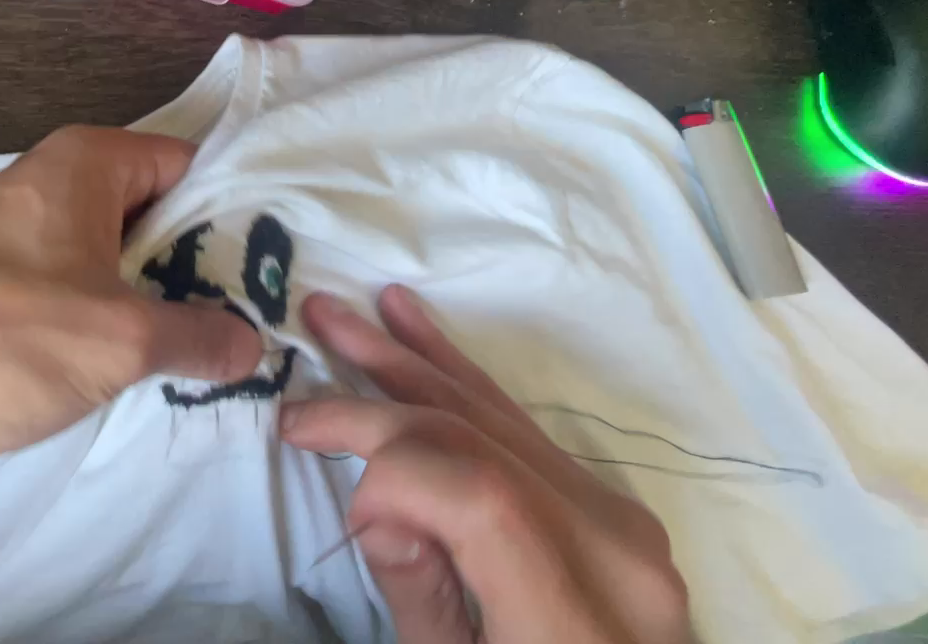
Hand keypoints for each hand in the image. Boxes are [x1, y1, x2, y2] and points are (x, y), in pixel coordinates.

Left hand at [0, 127, 263, 535]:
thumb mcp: (113, 336)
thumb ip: (196, 334)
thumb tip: (251, 342)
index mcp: (87, 164)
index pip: (191, 166)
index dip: (242, 210)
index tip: (292, 263)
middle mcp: (63, 191)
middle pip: (164, 217)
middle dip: (212, 269)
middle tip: (277, 320)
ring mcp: (38, 246)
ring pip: (130, 267)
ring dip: (172, 309)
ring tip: (243, 354)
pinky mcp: (19, 298)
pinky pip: (94, 304)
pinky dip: (129, 334)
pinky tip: (174, 374)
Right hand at [282, 286, 691, 643]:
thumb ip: (415, 589)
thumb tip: (372, 492)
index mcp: (577, 615)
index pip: (476, 494)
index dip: (392, 480)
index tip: (350, 515)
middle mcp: (611, 544)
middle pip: (473, 432)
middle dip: (379, 381)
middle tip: (313, 329)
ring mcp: (613, 511)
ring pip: (490, 407)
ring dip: (409, 353)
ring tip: (346, 314)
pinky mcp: (601, 497)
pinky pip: (513, 420)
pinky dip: (454, 374)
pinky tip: (418, 333)